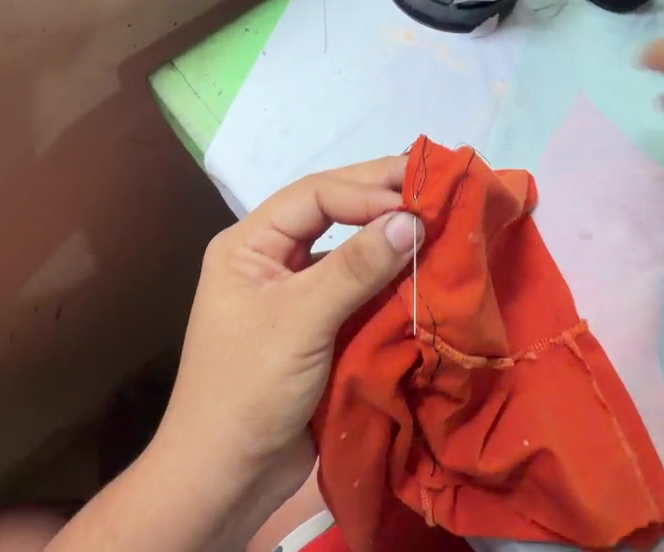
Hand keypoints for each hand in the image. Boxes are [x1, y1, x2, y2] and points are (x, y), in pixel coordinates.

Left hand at [154, 156, 420, 508]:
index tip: (416, 204)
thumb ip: (356, 268)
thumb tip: (412, 218)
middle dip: (378, 198)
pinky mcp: (317, 328)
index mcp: (249, 243)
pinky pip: (356, 290)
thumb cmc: (249, 388)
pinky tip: (421, 269)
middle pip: (329, 211)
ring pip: (346, 250)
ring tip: (436, 219)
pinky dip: (388, 279)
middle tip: (434, 183)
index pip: (313, 195)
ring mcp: (293, 293)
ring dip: (387, 237)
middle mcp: (270, 258)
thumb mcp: (301, 321)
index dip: (365, 192)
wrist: (227, 480)